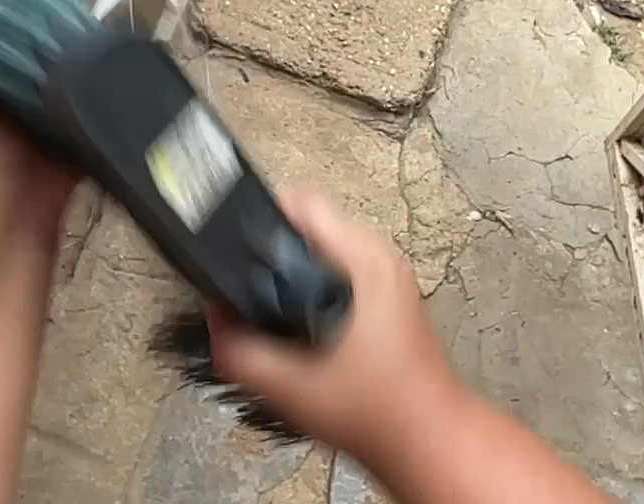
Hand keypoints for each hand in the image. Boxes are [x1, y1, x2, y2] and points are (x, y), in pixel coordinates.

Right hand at [204, 190, 464, 460]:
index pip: (307, 204)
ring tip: (267, 294)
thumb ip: (245, 355)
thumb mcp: (296, 388)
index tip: (237, 232)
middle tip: (245, 271)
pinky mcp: (387, 293)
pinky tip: (297, 313)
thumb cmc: (383, 413)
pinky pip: (341, 264)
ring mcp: (387, 275)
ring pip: (327, 245)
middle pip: (314, 223)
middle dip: (276, 245)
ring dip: (294, 263)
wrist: (426, 439)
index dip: (265, 212)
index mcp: (367, 263)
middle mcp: (381, 259)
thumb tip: (217, 324)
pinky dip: (314, 278)